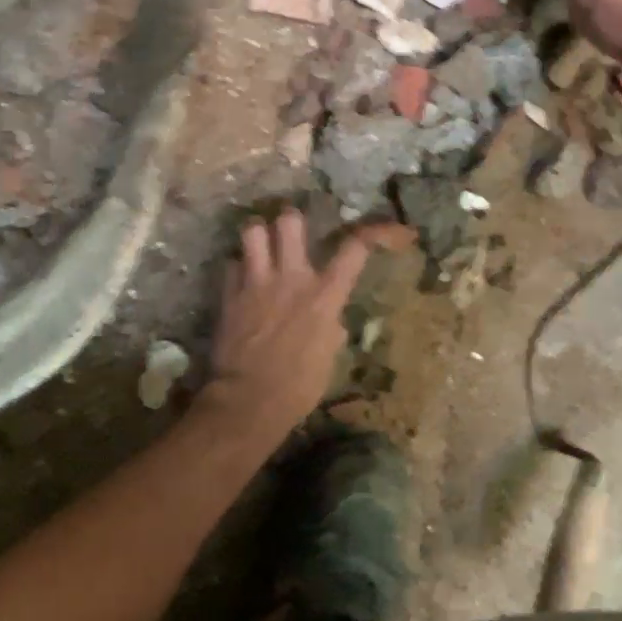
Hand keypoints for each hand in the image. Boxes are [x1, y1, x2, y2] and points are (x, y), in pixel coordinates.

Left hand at [207, 211, 381, 431]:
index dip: (378, 231)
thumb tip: (327, 317)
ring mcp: (255, 282)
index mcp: (324, 295)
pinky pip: (230, 264)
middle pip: (290, 221)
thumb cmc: (299, 386)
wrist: (250, 399)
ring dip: (258, 234)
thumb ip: (330, 324)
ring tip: (261, 244)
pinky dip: (238, 268)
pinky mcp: (228, 294)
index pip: (356, 247)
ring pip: (252, 231)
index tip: (393, 231)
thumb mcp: (329, 356)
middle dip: (292, 221)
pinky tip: (241, 280)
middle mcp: (290, 278)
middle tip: (291, 232)